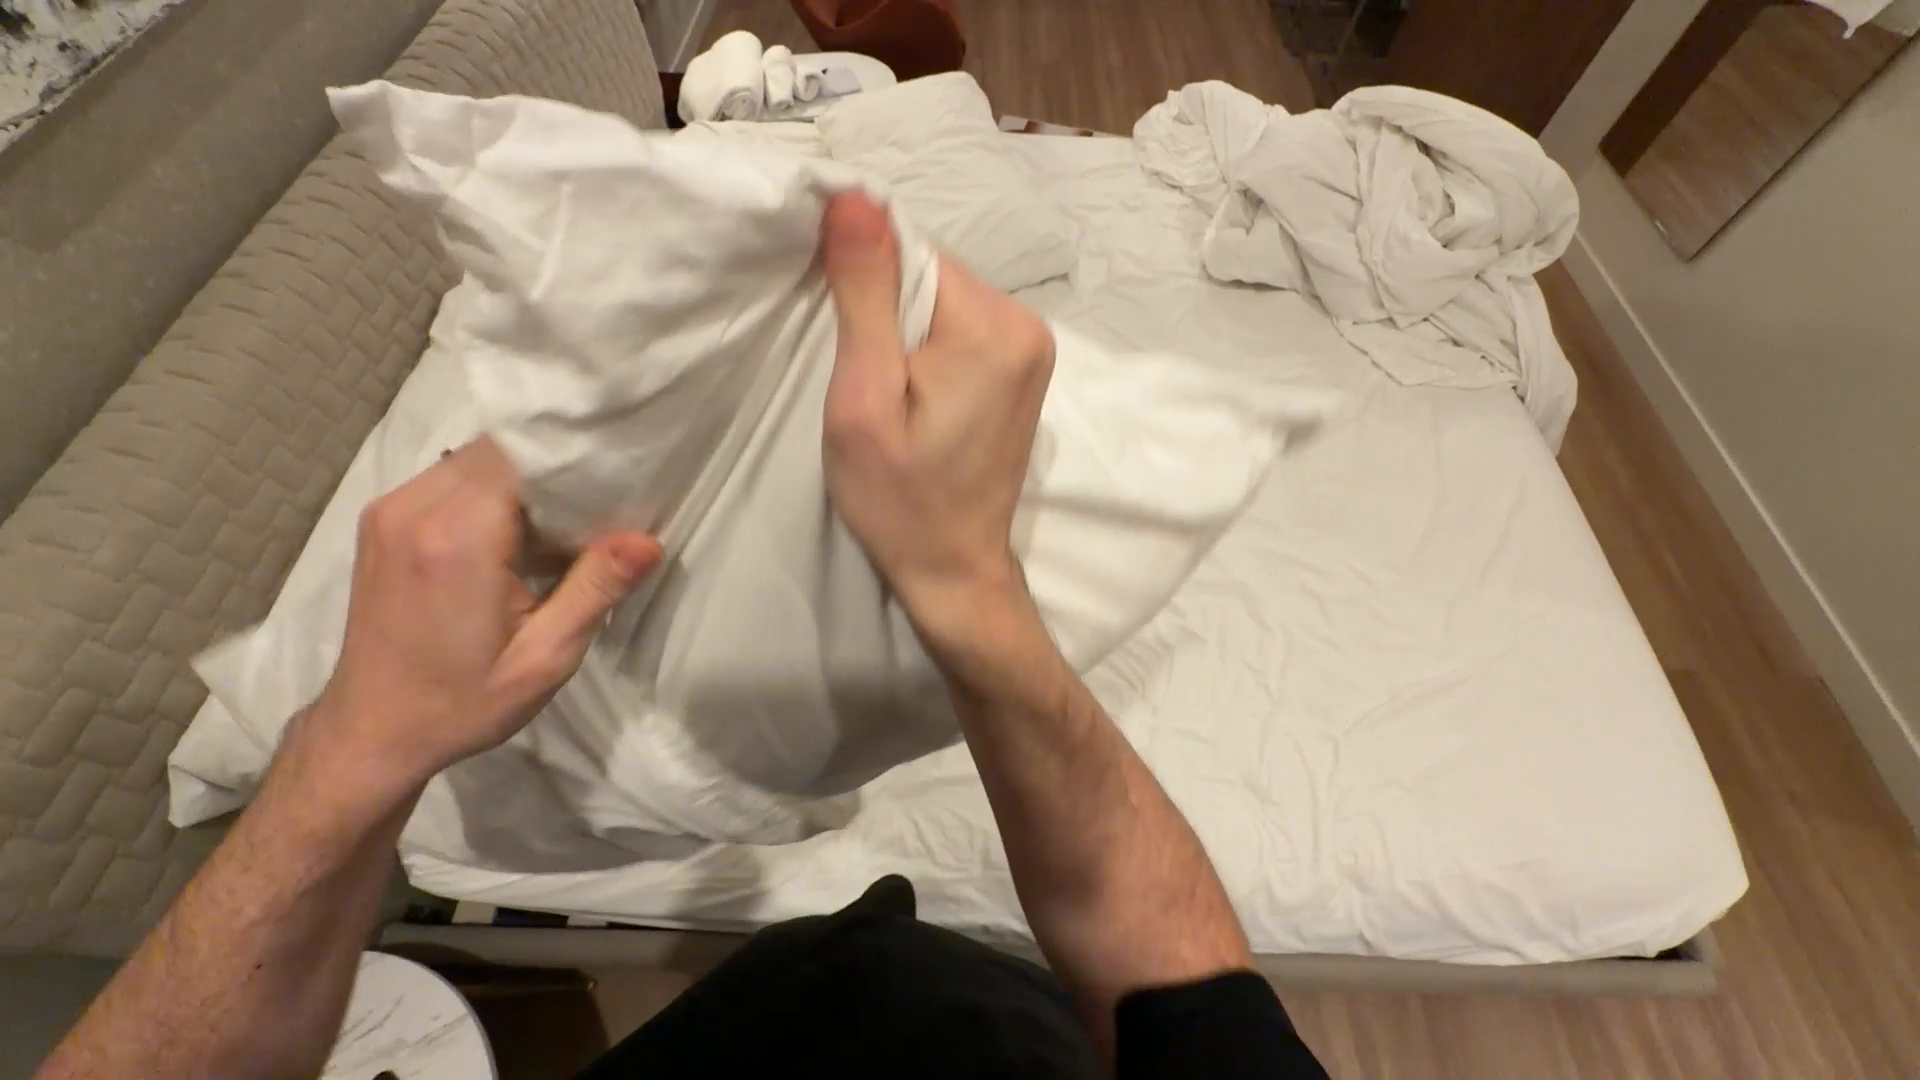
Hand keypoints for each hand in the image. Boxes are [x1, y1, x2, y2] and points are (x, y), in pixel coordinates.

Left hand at [309, 438, 660, 786]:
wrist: (372, 733)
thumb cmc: (464, 702)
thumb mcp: (545, 658)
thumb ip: (595, 590)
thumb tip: (649, 540)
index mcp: (456, 539)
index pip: (522, 456)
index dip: (572, 460)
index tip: (616, 479)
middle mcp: (413, 509)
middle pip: (498, 450)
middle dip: (552, 469)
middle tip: (599, 504)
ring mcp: (390, 511)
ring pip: (474, 458)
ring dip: (522, 479)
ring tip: (563, 521)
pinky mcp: (383, 521)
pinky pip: (450, 479)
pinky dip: (492, 491)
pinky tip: (518, 532)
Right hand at [820, 192, 1055, 647]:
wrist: (954, 568)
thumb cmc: (899, 500)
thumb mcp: (864, 397)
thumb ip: (863, 294)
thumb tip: (854, 195)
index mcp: (993, 327)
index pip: (911, 250)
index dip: (859, 279)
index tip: (830, 323)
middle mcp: (1026, 325)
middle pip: (929, 272)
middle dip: (882, 307)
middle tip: (858, 373)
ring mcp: (1031, 348)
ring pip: (941, 298)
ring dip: (901, 330)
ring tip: (882, 390)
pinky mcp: (1022, 370)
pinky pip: (960, 328)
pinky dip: (925, 347)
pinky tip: (909, 394)